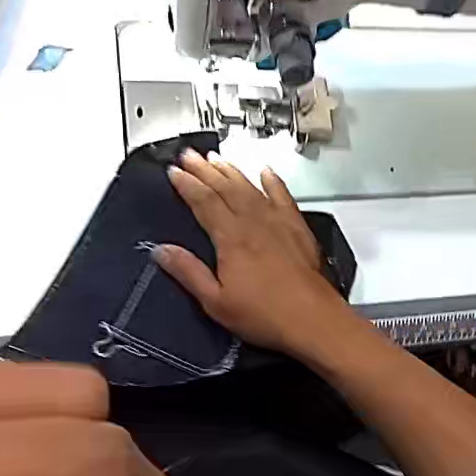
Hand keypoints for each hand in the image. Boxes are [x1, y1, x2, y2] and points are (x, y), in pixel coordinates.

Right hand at [157, 149, 360, 360]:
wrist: (313, 321)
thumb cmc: (264, 315)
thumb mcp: (215, 301)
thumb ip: (188, 272)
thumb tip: (161, 250)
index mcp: (231, 238)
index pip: (203, 202)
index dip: (187, 185)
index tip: (174, 172)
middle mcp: (254, 223)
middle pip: (225, 188)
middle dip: (204, 170)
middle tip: (189, 155)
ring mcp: (278, 223)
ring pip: (250, 188)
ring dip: (231, 171)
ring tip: (217, 158)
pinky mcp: (297, 230)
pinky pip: (283, 197)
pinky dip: (273, 182)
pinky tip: (266, 172)